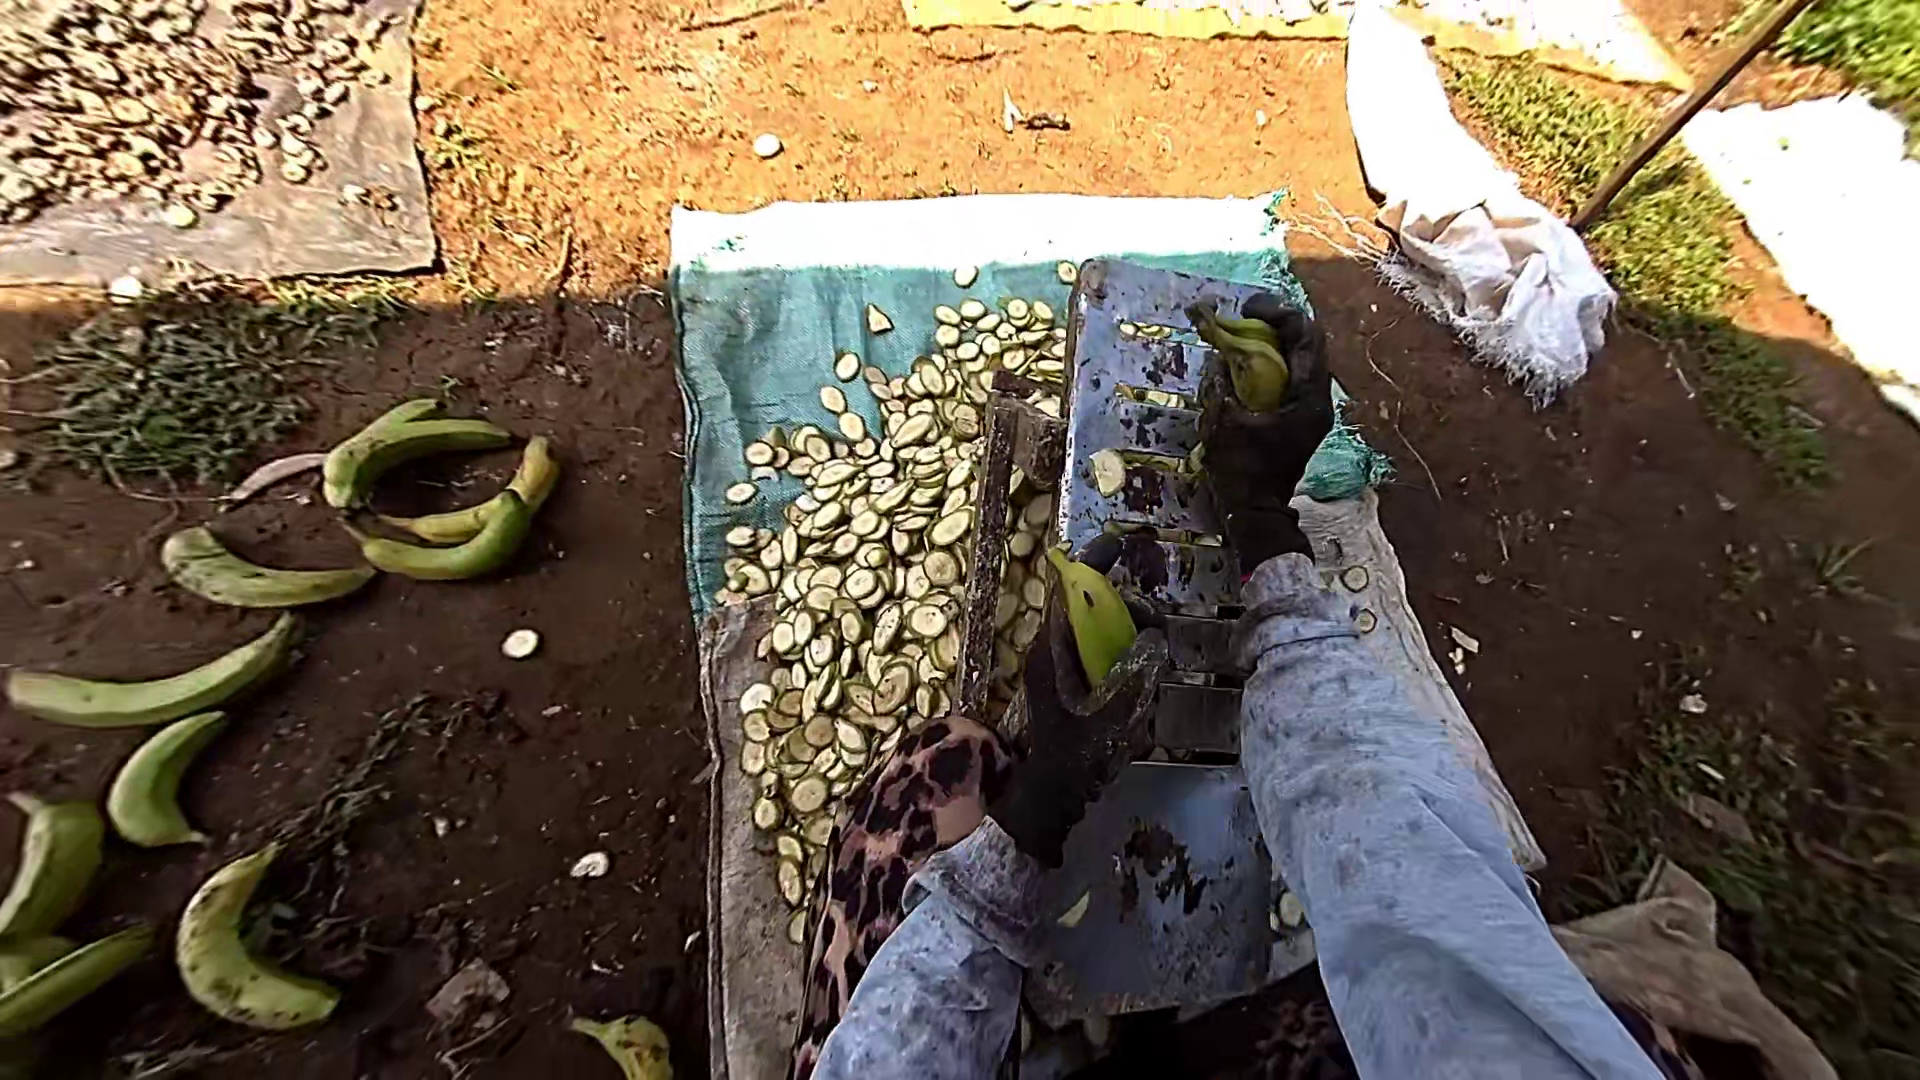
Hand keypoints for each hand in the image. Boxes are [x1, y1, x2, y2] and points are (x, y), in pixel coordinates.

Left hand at [990, 534, 1168, 867]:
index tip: (1117, 543)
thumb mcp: (1113, 716)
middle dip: (1121, 603)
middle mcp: (1050, 649)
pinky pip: (1094, 646)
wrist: (1052, 792)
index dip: (1090, 563)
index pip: (1068, 591)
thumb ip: (1136, 674)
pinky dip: (1118, 645)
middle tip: (1155, 625)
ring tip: (1151, 649)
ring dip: (1123, 626)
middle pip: (1084, 605)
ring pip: (1091, 625)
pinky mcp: (1066, 677)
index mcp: (1052, 649)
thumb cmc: (1077, 756)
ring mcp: (1057, 663)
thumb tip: (1155, 636)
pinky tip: (1138, 667)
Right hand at [1197, 294, 1334, 574]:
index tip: (1248, 307)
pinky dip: (1271, 365)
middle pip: (1308, 345)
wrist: (1255, 511)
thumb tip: (1219, 358)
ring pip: (1301, 361)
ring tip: (1245, 335)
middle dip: (1277, 325)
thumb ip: (1220, 389)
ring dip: (1275, 344)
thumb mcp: (1223, 426)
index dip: (1279, 315)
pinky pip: (1290, 379)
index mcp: (1308, 398)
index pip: (1306, 339)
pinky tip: (1248, 365)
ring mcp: (1311, 411)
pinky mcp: (1300, 420)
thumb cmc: (1240, 471)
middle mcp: (1319, 400)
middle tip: (1246, 315)